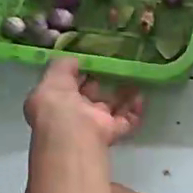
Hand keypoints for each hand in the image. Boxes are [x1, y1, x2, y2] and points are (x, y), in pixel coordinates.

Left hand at [23, 58, 143, 146]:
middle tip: (112, 67)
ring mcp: (94, 125)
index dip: (76, 75)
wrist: (74, 133)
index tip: (89, 62)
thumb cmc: (58, 104)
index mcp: (56, 103)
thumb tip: (75, 59)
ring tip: (133, 78)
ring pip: (111, 107)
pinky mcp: (112, 132)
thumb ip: (63, 66)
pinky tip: (140, 96)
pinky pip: (126, 119)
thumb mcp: (53, 78)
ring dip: (122, 95)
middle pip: (90, 97)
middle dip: (99, 84)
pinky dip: (134, 109)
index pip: (67, 87)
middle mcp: (75, 115)